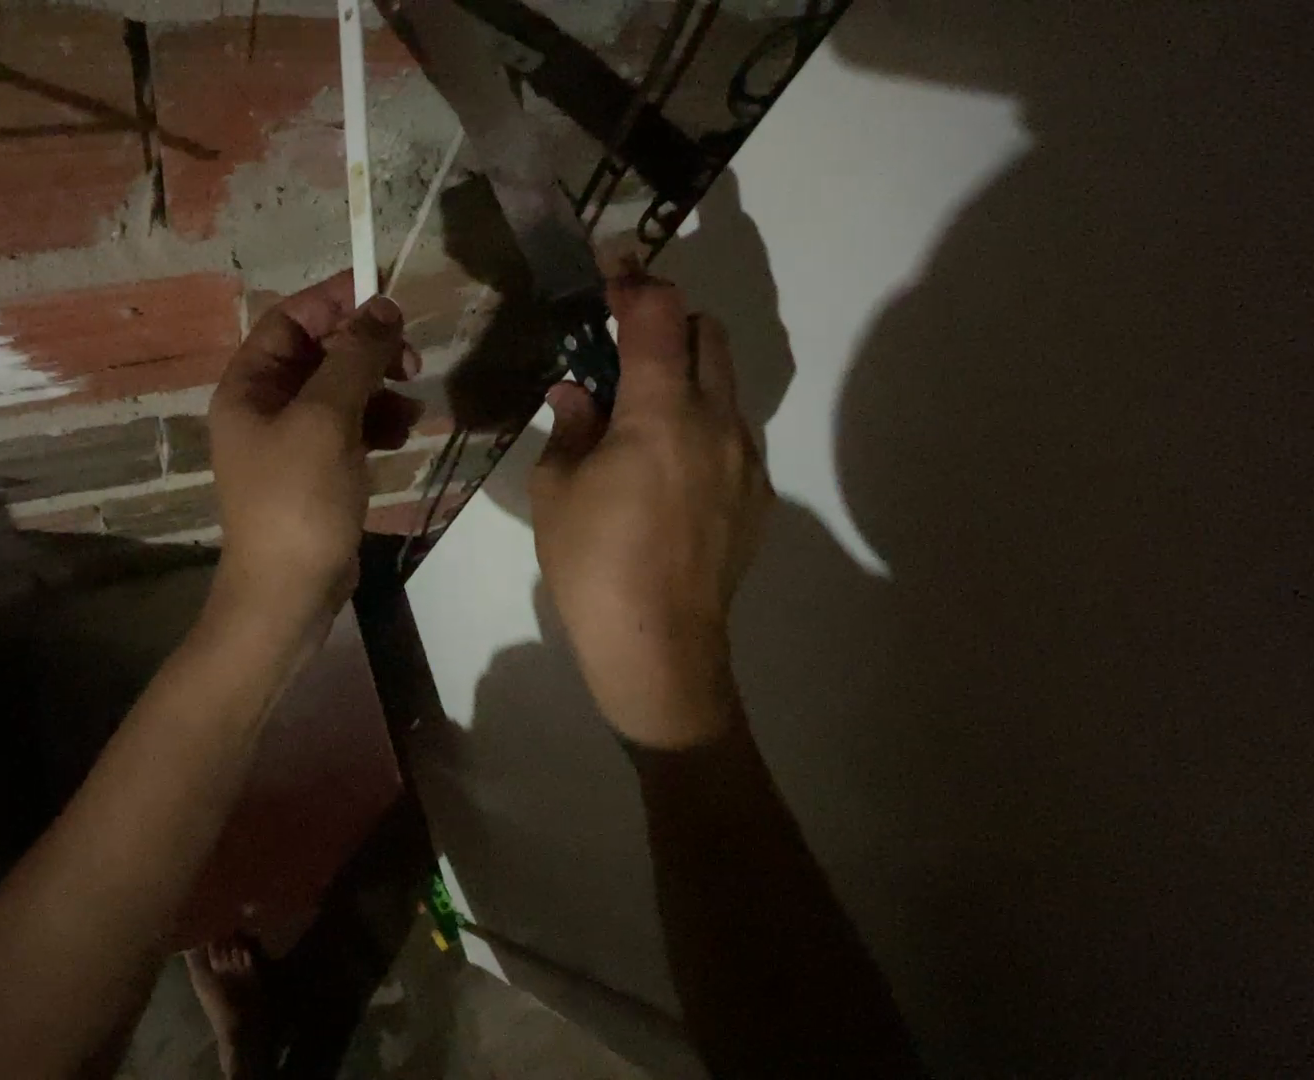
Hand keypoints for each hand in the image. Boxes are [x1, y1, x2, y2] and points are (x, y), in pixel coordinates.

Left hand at [206, 272, 420, 641]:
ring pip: (343, 392)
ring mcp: (292, 441)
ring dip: (380, 390)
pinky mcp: (318, 471)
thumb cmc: (298, 500)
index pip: (291, 320)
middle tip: (412, 359)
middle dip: (368, 352)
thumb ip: (354, 358)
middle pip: (321, 354)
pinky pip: (351, 429)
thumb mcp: (326, 420)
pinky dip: (378, 424)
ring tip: (412, 405)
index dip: (336, 301)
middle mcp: (265, 407)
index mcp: (249, 386)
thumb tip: (383, 308)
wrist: (290, 590)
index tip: (387, 294)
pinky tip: (402, 433)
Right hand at [530, 271, 772, 748]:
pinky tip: (665, 471)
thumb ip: (569, 428)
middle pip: (709, 335)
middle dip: (668, 323)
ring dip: (686, 376)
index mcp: (660, 413)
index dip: (636, 282)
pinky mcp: (757, 494)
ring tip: (640, 417)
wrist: (658, 645)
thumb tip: (575, 394)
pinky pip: (732, 433)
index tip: (614, 269)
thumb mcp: (556, 491)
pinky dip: (700, 424)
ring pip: (726, 385)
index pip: (658, 317)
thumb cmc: (592, 564)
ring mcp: (747, 459)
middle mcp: (717, 422)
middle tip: (623, 347)